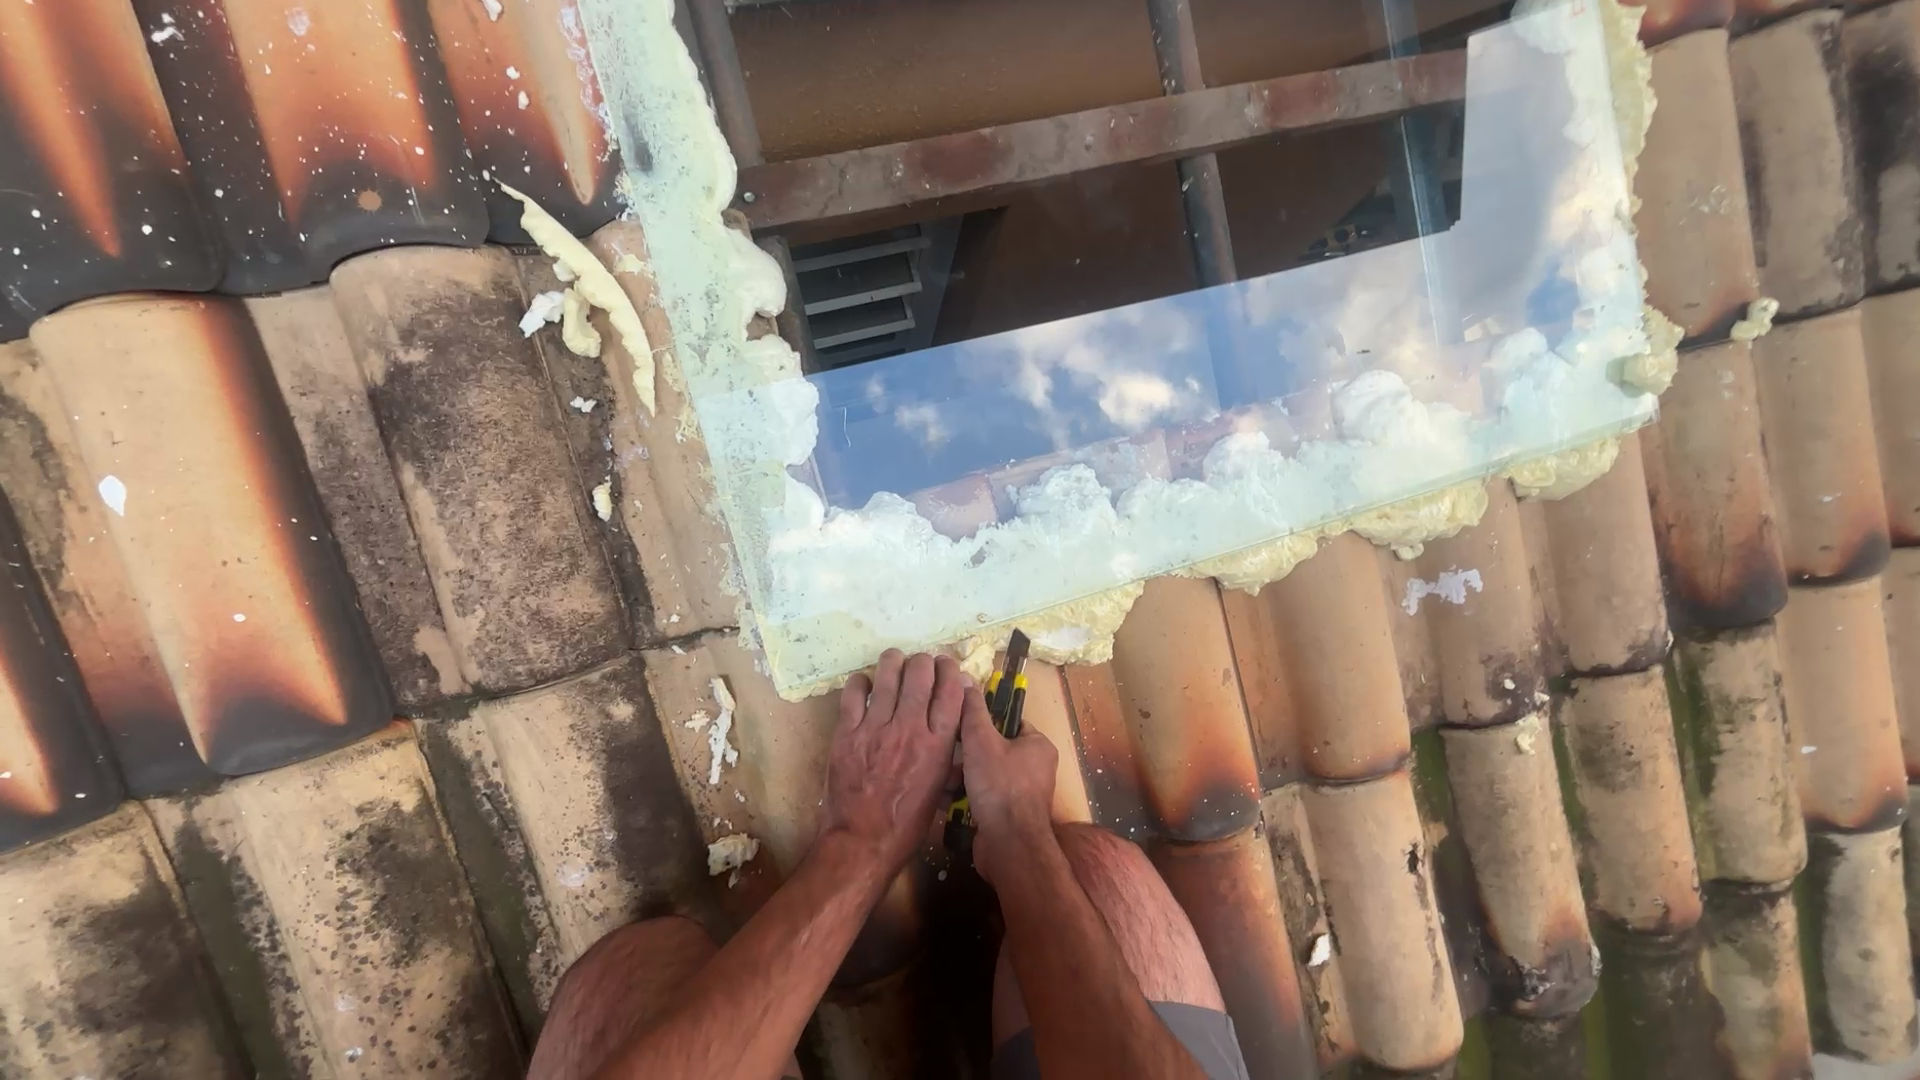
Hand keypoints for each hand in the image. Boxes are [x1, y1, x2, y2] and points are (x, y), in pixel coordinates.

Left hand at [822, 651, 965, 876]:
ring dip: (894, 661)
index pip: (951, 690)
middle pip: (921, 673)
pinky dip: (861, 682)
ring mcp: (876, 727)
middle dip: (924, 661)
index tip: (948, 667)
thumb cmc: (907, 824)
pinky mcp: (847, 732)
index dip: (951, 670)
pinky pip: (854, 693)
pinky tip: (865, 684)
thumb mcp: (940, 789)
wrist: (862, 842)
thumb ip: (949, 753)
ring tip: (895, 661)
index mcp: (938, 745)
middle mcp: (910, 728)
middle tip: (921, 664)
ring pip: (888, 675)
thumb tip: (955, 728)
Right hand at [958, 681, 1058, 887]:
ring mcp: (1022, 793)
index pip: (1008, 721)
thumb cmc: (1000, 786)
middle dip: (965, 753)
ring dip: (960, 776)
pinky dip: (964, 795)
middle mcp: (1035, 767)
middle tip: (945, 753)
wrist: (1009, 846)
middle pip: (992, 748)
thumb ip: (972, 710)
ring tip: (939, 777)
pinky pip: (983, 795)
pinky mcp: (1007, 815)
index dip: (982, 720)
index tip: (958, 723)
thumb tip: (964, 678)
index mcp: (1037, 745)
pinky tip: (942, 797)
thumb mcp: (981, 740)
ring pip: (984, 773)